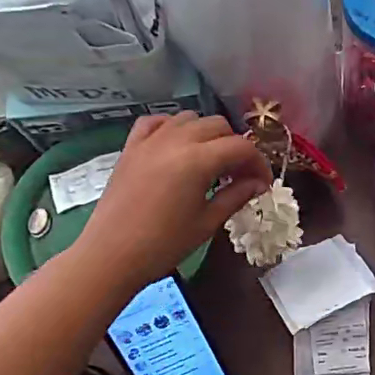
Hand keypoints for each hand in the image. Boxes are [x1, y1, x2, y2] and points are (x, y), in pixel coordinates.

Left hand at [76, 113, 272, 286]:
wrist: (111, 255)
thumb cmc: (163, 245)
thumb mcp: (206, 223)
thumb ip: (235, 196)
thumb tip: (257, 184)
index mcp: (198, 160)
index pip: (240, 148)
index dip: (258, 164)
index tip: (263, 184)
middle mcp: (175, 140)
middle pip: (218, 126)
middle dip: (235, 147)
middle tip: (240, 176)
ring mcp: (150, 141)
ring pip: (189, 119)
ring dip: (207, 135)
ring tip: (211, 162)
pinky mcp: (131, 147)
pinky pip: (156, 123)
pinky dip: (173, 128)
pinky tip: (177, 147)